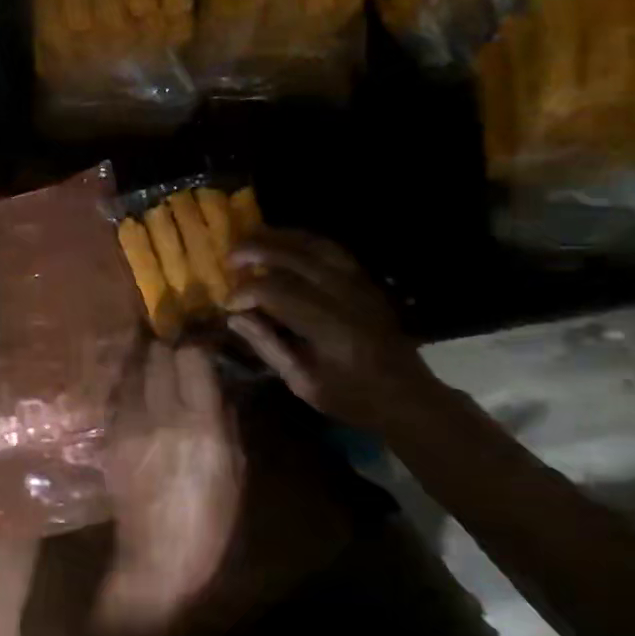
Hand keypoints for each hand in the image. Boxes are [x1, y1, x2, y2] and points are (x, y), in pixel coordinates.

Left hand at [96, 342, 243, 633]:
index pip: (190, 356)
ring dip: (146, 360)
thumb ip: (225, 418)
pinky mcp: (108, 435)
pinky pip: (119, 393)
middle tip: (179, 349)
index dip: (198, 343)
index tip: (204, 342)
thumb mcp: (234, 469)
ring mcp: (127, 422)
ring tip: (157, 364)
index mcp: (198, 422)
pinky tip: (139, 391)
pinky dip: (130, 384)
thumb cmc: (209, 519)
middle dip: (169, 345)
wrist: (156, 557)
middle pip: (156, 353)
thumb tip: (216, 381)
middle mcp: (159, 412)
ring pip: (132, 368)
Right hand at [226, 230, 450, 432]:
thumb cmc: (353, 398)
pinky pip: (331, 249)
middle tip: (229, 258)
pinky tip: (282, 244)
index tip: (227, 304)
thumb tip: (235, 317)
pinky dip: (301, 241)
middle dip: (257, 252)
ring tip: (250, 239)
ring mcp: (360, 284)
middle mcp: (348, 297)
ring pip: (316, 245)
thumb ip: (268, 346)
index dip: (247, 292)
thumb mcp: (304, 383)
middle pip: (297, 258)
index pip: (280, 292)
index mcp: (332, 328)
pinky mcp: (365, 281)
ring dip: (279, 237)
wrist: (407, 396)